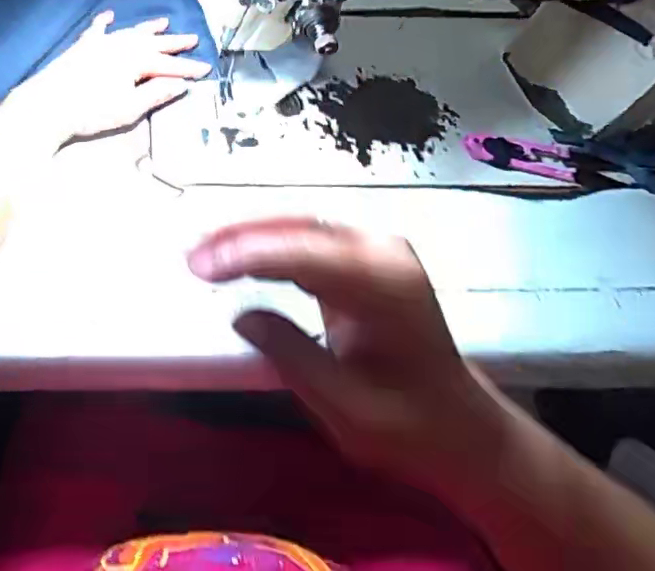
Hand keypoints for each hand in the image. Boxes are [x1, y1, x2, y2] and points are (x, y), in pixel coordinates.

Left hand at [5, 12, 211, 147]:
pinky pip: (97, 30)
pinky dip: (104, 22)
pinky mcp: (82, 47)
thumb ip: (155, 94)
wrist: (47, 105)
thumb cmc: (90, 112)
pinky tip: (110, 15)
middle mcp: (121, 46)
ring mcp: (100, 44)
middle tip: (193, 38)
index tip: (205, 69)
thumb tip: (181, 84)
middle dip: (174, 43)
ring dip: (147, 28)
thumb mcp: (128, 109)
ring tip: (164, 22)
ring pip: (130, 32)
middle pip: (153, 43)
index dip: (188, 68)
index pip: (168, 65)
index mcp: (135, 61)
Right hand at [187, 218, 498, 483]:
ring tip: (202, 251)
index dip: (247, 254)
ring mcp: (374, 249)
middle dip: (240, 235)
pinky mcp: (361, 256)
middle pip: (299, 226)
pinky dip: (267, 246)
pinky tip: (236, 256)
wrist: (461, 428)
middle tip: (193, 254)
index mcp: (386, 284)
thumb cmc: (412, 427)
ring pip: (298, 226)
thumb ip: (293, 356)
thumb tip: (242, 315)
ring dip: (247, 235)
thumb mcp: (349, 408)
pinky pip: (305, 240)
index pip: (305, 253)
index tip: (202, 266)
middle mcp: (382, 252)